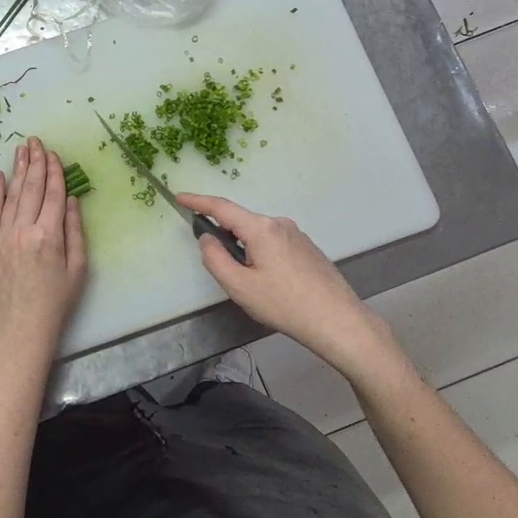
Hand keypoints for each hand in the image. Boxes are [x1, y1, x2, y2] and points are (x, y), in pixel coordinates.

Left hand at [0, 138, 86, 366]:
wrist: (21, 329)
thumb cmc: (56, 303)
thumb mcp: (77, 269)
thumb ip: (75, 231)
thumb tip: (71, 201)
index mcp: (49, 236)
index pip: (53, 194)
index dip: (55, 171)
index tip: (55, 154)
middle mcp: (24, 230)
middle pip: (31, 188)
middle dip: (35, 162)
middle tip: (35, 141)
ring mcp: (3, 237)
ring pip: (11, 195)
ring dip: (17, 170)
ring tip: (21, 149)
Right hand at [179, 193, 406, 383]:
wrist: (337, 320)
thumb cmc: (284, 304)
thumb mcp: (239, 286)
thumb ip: (215, 258)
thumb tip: (207, 238)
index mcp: (261, 228)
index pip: (222, 207)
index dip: (198, 201)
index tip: (180, 197)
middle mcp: (280, 224)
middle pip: (242, 222)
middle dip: (224, 236)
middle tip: (219, 266)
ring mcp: (297, 235)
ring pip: (259, 235)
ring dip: (245, 249)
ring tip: (250, 284)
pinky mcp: (307, 248)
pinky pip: (274, 243)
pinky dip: (261, 254)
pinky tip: (270, 284)